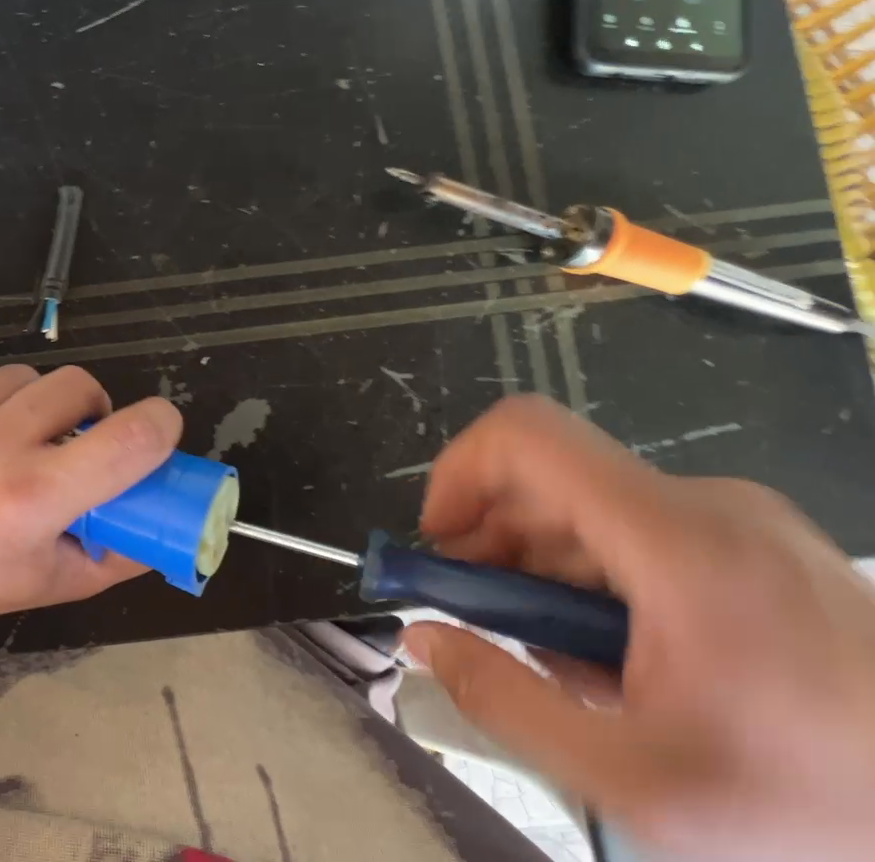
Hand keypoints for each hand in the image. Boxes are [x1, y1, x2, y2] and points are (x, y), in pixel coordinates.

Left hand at [0, 365, 181, 627]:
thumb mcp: (58, 582)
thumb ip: (125, 550)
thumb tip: (177, 515)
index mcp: (29, 499)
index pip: (128, 440)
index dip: (160, 426)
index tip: (158, 431)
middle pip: (79, 386)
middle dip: (92, 412)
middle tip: (76, 443)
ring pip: (31, 377)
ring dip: (37, 405)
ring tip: (17, 443)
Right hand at [403, 395, 874, 860]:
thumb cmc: (821, 807)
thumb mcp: (634, 779)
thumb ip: (503, 698)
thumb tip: (423, 637)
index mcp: (679, 540)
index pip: (526, 436)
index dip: (456, 474)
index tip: (440, 549)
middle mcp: (712, 508)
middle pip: (548, 482)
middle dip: (493, 548)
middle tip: (488, 628)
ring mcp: (747, 527)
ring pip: (589, 513)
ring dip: (542, 574)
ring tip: (564, 663)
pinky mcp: (768, 551)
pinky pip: (640, 537)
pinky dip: (596, 583)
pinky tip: (620, 660)